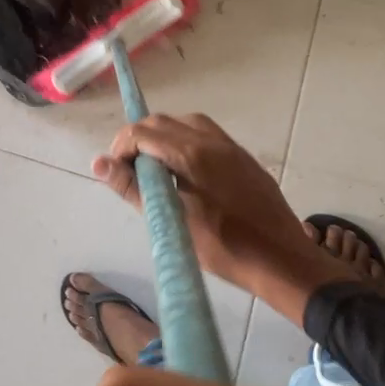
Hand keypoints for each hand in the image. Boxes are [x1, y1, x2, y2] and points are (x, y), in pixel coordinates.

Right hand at [94, 115, 351, 301]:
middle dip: (138, 139)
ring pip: (186, 123)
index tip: (117, 172)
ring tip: (156, 167)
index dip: (121, 147)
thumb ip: (132, 188)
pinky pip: (207, 135)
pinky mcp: (244, 159)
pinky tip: (184, 171)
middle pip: (161, 122)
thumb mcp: (170, 221)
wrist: (285, 263)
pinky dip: (186, 141)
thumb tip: (98, 162)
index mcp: (191, 154)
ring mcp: (231, 148)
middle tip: (131, 171)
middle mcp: (211, 142)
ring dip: (163, 137)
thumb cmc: (224, 247)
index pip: (141, 132)